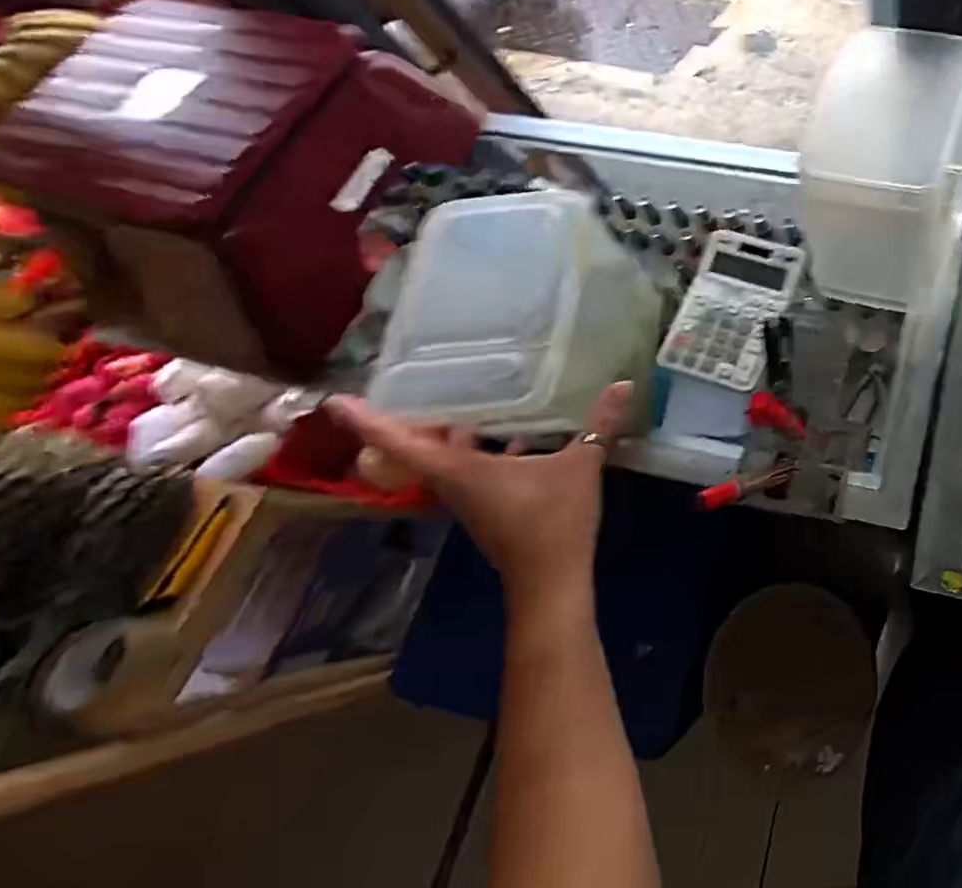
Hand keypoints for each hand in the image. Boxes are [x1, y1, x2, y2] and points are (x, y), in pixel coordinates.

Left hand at [325, 381, 634, 610]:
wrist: (551, 580)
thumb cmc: (554, 522)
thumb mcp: (581, 466)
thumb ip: (601, 425)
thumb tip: (624, 383)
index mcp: (460, 470)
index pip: (398, 442)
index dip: (366, 420)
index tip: (336, 398)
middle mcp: (454, 482)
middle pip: (416, 448)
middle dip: (412, 417)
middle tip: (418, 380)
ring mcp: (469, 497)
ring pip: (444, 458)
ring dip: (449, 432)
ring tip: (470, 398)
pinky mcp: (488, 506)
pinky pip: (469, 467)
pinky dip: (479, 447)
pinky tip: (517, 434)